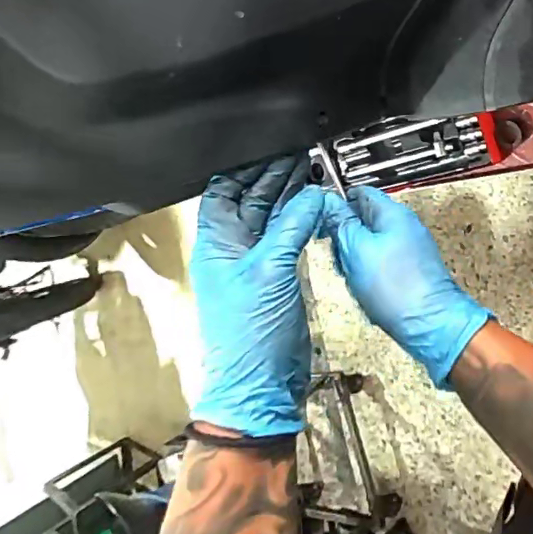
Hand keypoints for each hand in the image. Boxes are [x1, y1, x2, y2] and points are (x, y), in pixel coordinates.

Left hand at [187, 156, 325, 437]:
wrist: (263, 384)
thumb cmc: (250, 332)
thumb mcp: (269, 269)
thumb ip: (291, 226)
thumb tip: (313, 194)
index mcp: (217, 242)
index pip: (223, 191)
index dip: (244, 169)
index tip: (269, 149)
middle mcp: (233, 248)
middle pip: (251, 200)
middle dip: (273, 176)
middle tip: (299, 156)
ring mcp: (256, 263)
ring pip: (272, 218)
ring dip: (290, 196)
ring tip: (311, 171)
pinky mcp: (278, 277)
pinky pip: (288, 239)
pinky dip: (301, 221)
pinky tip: (316, 207)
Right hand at [321, 186, 489, 388]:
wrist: (430, 325)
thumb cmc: (393, 286)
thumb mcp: (355, 248)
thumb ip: (339, 221)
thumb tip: (325, 199)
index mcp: (392, 213)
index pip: (359, 192)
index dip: (336, 204)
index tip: (322, 222)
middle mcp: (404, 225)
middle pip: (363, 219)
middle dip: (344, 237)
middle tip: (338, 258)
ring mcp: (409, 248)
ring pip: (369, 243)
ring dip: (354, 259)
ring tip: (352, 278)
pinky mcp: (410, 270)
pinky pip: (380, 262)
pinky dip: (368, 273)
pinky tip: (365, 290)